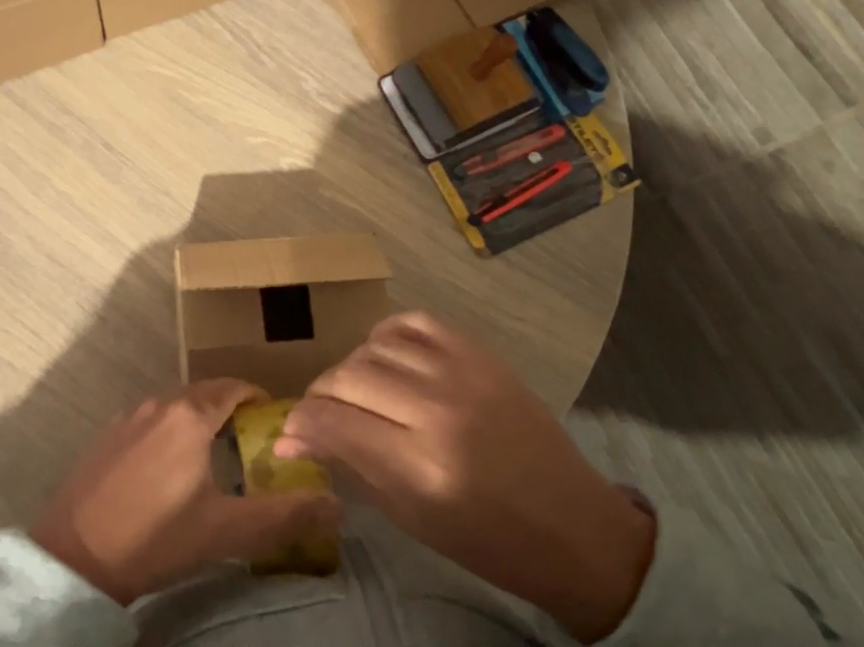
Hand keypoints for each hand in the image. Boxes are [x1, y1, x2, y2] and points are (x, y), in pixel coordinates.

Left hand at [31, 379, 339, 604]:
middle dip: (232, 407)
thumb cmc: (156, 538)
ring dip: (199, 419)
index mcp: (190, 415)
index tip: (276, 420)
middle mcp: (159, 404)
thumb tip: (336, 504)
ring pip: (175, 406)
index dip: (259, 398)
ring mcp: (127, 418)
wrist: (75, 556)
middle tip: (253, 440)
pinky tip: (171, 468)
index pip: (235, 386)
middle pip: (205, 392)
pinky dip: (170, 431)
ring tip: (217, 454)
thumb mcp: (228, 532)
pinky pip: (150, 420)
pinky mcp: (106, 437)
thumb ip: (285, 516)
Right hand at [276, 312, 655, 641]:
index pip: (331, 420)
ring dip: (352, 369)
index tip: (290, 434)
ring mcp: (462, 373)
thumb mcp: (410, 516)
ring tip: (357, 393)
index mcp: (419, 464)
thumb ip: (350, 464)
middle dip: (320, 396)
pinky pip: (415, 322)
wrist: (572, 524)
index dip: (299, 424)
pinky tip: (386, 358)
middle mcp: (437, 408)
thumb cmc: (488, 540)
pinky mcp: (481, 354)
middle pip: (348, 376)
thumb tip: (290, 439)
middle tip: (321, 417)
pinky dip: (388, 336)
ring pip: (375, 346)